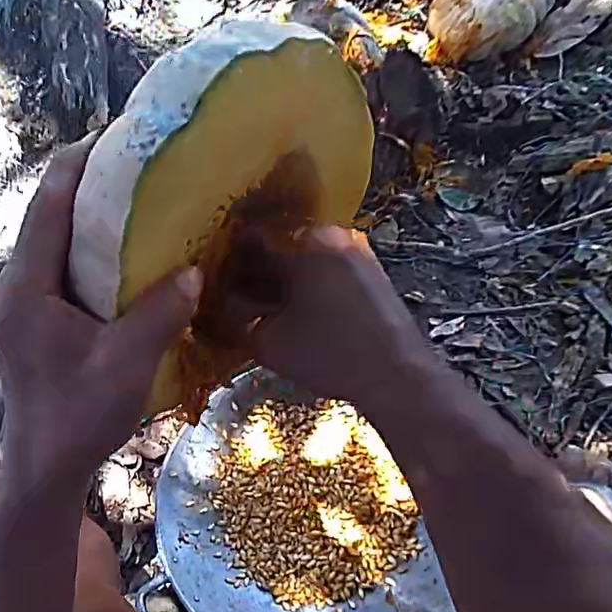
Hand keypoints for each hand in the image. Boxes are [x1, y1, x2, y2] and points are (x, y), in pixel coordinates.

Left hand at [0, 136, 201, 488]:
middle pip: (48, 213)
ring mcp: (21, 304)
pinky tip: (124, 257)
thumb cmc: (78, 418)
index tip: (122, 133)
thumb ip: (158, 315)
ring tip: (139, 202)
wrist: (44, 466)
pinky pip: (59, 269)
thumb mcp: (126, 366)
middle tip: (141, 166)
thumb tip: (191, 273)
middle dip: (90, 182)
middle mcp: (16, 286)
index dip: (83, 160)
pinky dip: (89, 252)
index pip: (50, 201)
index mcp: (28, 287)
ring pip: (53, 241)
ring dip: (90, 218)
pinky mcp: (32, 322)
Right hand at [224, 226, 433, 406]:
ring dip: (282, 279)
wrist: (398, 376)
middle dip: (255, 271)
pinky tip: (298, 313)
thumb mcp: (269, 343)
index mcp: (303, 242)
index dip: (227, 260)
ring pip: (304, 258)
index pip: (250, 239)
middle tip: (236, 297)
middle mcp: (331, 235)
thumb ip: (237, 319)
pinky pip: (327, 269)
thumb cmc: (330, 356)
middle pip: (280, 245)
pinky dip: (308, 285)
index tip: (213, 278)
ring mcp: (356, 251)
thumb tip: (222, 306)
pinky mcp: (371, 272)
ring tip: (265, 309)